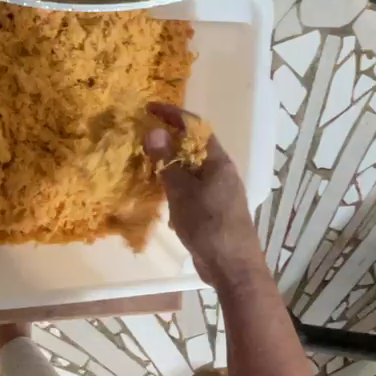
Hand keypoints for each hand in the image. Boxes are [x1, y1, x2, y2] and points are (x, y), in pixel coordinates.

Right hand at [144, 103, 268, 295]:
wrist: (233, 266)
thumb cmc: (209, 225)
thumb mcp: (183, 192)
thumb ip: (168, 162)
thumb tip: (154, 131)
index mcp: (218, 161)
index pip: (195, 126)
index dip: (172, 114)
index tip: (148, 108)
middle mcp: (221, 172)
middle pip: (194, 146)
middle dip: (169, 140)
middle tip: (142, 138)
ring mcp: (219, 192)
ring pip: (192, 169)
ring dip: (171, 165)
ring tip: (147, 165)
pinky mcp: (214, 210)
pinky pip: (192, 190)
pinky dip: (176, 187)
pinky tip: (162, 197)